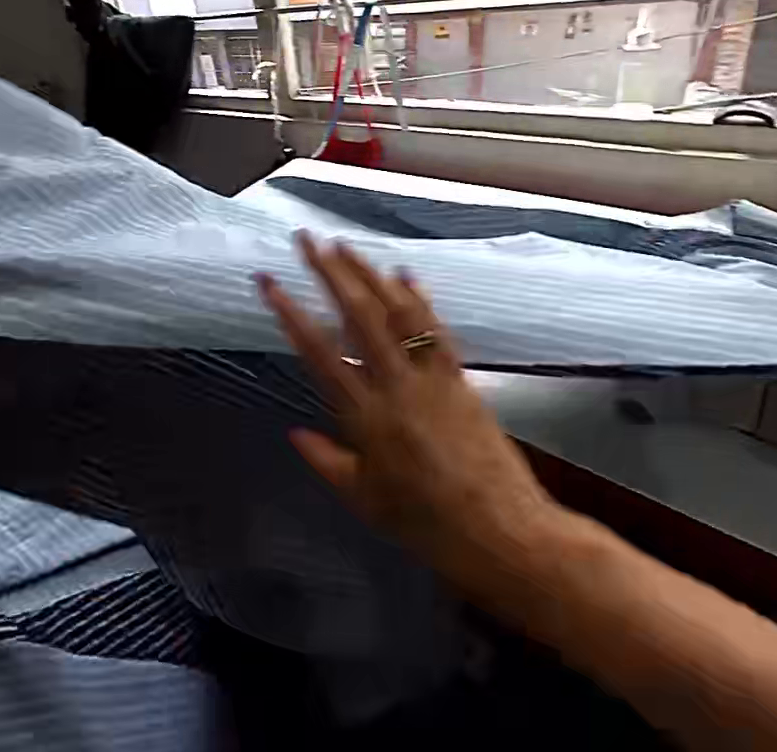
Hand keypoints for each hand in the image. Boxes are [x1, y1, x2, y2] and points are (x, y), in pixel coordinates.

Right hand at [258, 233, 564, 584]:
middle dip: (329, 273)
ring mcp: (432, 379)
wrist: (507, 535)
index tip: (270, 283)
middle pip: (359, 317)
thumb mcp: (363, 500)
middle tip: (307, 241)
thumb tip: (295, 432)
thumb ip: (326, 461)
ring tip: (344, 246)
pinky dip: (418, 299)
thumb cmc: (426, 523)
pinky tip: (404, 274)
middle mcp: (396, 387)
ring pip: (398, 313)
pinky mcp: (460, 380)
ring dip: (368, 274)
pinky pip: (437, 331)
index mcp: (365, 417)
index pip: (318, 352)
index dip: (290, 313)